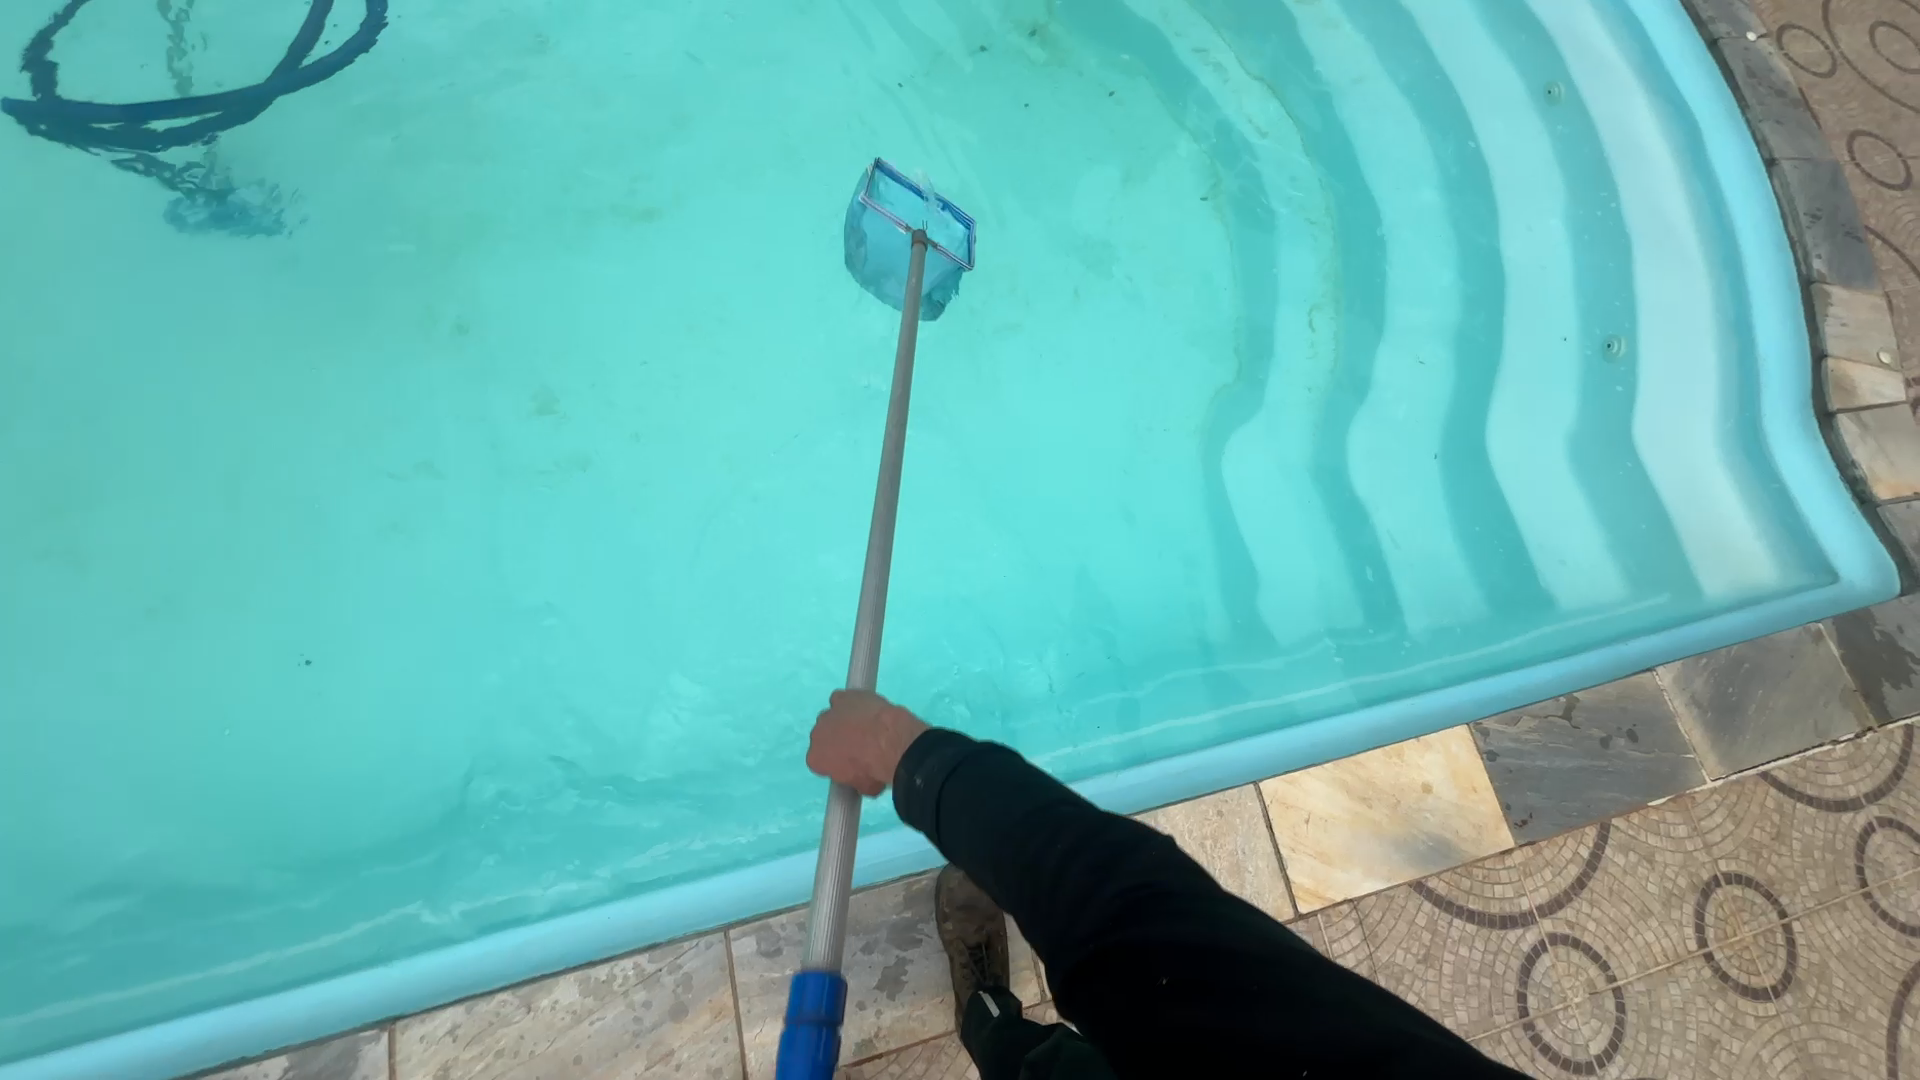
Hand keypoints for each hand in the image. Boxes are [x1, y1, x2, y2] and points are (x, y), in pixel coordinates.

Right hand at [806, 689, 928, 796]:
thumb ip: (857, 781)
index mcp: (815, 759)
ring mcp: (829, 713)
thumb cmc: (875, 771)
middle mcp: (816, 735)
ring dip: (845, 719)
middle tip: (861, 745)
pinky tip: (866, 708)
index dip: (837, 761)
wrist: (889, 743)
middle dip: (839, 739)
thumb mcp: (865, 787)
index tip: (852, 762)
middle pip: (825, 735)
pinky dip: (852, 702)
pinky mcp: (843, 696)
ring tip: (867, 725)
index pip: (820, 760)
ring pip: (833, 715)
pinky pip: (842, 698)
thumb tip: (864, 779)